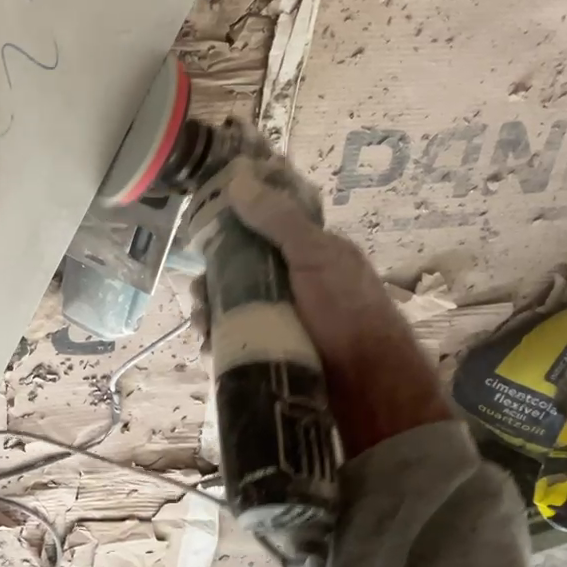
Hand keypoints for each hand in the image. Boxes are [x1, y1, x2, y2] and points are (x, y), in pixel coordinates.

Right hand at [225, 172, 451, 455]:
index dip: (226, 229)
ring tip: (202, 327)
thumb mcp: (315, 256)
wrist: (368, 388)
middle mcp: (290, 282)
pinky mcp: (268, 350)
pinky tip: (208, 347)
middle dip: (210, 280)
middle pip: (235, 271)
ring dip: (208, 313)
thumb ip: (278, 220)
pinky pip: (232, 339)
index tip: (199, 234)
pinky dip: (216, 340)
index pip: (257, 229)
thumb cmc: (346, 313)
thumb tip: (240, 178)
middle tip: (199, 295)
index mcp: (305, 252)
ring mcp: (279, 318)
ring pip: (229, 306)